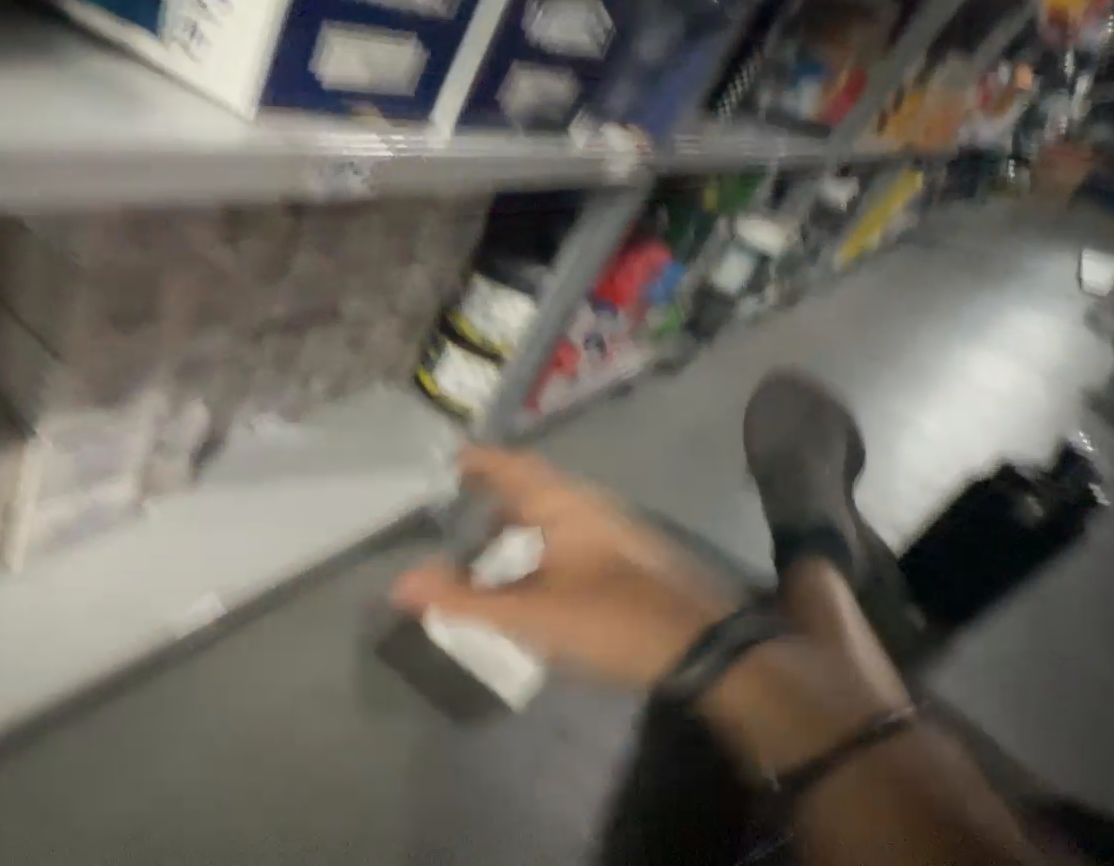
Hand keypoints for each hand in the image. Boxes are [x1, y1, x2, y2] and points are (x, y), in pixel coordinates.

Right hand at [392, 448, 733, 689]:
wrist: (715, 654)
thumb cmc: (612, 619)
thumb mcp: (528, 613)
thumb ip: (463, 599)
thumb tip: (399, 583)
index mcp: (562, 504)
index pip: (510, 465)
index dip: (478, 460)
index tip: (449, 460)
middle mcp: (591, 504)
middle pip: (534, 485)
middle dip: (496, 494)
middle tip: (463, 509)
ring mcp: (620, 529)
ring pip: (559, 510)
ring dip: (524, 520)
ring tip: (495, 547)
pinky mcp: (638, 556)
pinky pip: (578, 531)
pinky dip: (548, 540)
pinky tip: (543, 574)